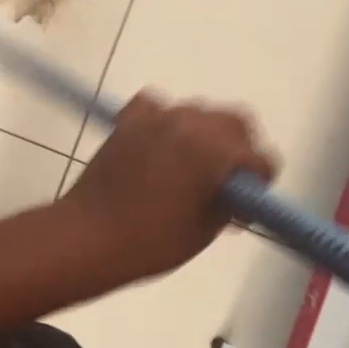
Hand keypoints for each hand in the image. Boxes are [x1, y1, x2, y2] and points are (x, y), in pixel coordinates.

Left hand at [59, 90, 275, 282]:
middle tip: (228, 181)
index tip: (248, 203)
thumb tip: (235, 194)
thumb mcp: (205, 229)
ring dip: (204, 134)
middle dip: (239, 148)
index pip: (258, 156)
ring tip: (193, 167)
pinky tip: (161, 144)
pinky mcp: (127, 121)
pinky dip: (164, 120)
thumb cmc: (151, 241)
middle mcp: (188, 124)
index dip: (259, 180)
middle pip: (233, 122)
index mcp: (213, 151)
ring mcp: (155, 118)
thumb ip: (228, 203)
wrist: (89, 234)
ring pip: (197, 112)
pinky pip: (155, 106)